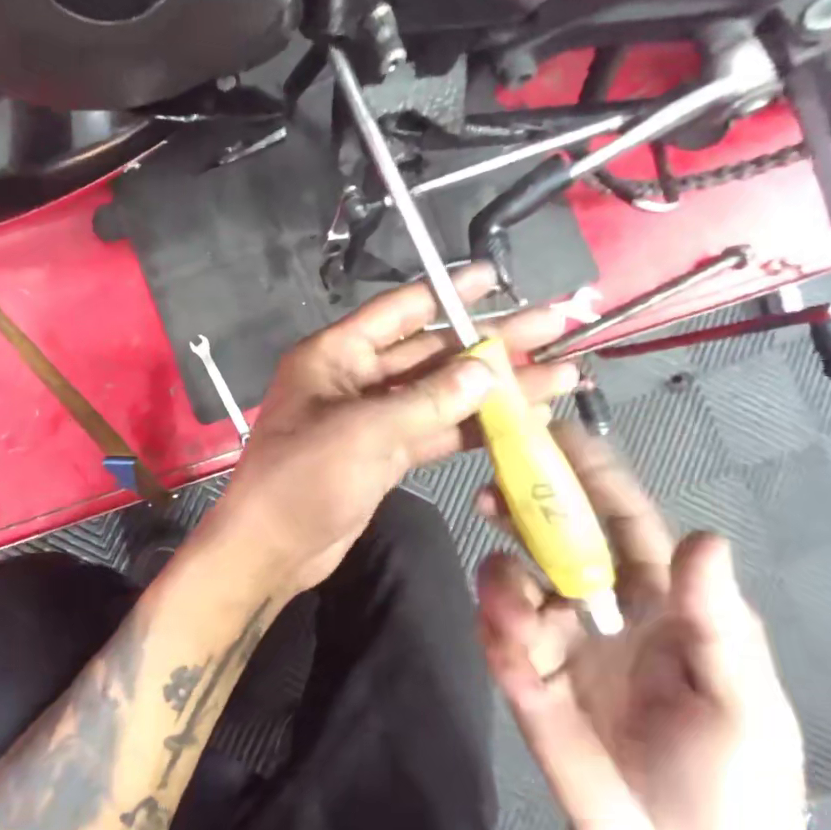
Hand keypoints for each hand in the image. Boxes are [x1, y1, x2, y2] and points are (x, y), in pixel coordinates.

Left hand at [205, 264, 578, 598]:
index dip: (450, 293)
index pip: (401, 310)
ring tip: (558, 373)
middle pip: (433, 352)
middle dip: (490, 341)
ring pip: (443, 393)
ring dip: (495, 387)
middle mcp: (357, 377)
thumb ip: (431, 399)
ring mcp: (374, 417)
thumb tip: (488, 370)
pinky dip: (475, 425)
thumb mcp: (365, 432)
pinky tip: (522, 417)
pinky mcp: (387, 453)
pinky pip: (437, 430)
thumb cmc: (304, 478)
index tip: (496, 279)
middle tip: (551, 325)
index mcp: (337, 354)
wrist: (272, 550)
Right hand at [475, 429, 804, 829]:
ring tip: (508, 592)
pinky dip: (494, 625)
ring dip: (503, 572)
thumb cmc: (732, 780)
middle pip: (554, 533)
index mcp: (658, 594)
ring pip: (515, 579)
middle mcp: (600, 601)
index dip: (590, 472)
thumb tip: (705, 539)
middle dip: (522, 502)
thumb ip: (720, 626)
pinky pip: (499, 637)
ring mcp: (557, 637)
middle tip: (492, 486)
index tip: (554, 433)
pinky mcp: (525, 677)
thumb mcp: (746, 705)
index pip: (618, 515)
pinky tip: (505, 634)